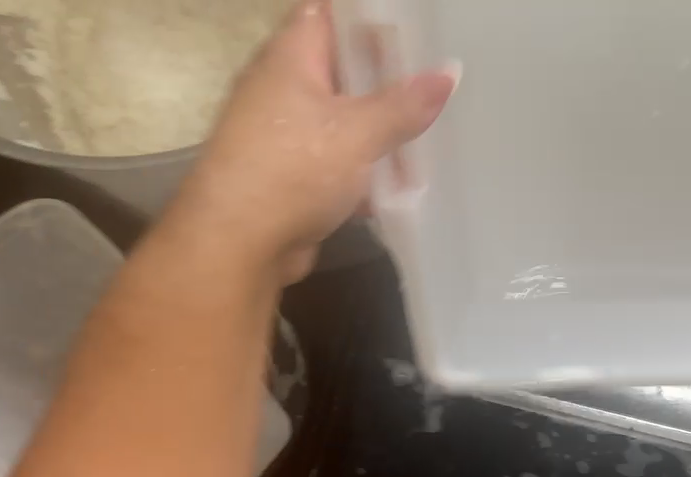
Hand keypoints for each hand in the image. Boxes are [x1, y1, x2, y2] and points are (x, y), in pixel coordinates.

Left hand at [165, 0, 456, 282]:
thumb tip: (448, 73)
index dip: (374, 18)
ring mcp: (289, 134)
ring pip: (347, 121)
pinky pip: (343, 163)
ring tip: (433, 134)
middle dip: (390, 78)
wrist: (242, 240)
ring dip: (384, 131)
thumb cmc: (293, 169)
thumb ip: (403, 105)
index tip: (418, 30)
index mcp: (292, 57)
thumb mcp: (357, 133)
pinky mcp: (297, 176)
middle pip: (345, 70)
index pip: (333, 14)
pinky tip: (404, 185)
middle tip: (438, 84)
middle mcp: (286, 87)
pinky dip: (370, 172)